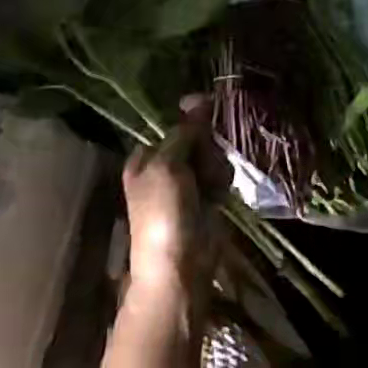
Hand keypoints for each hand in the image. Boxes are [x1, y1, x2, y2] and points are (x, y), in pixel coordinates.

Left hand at [122, 95, 225, 291]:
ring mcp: (187, 184)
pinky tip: (220, 193)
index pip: (171, 124)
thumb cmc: (163, 212)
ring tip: (212, 183)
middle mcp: (165, 167)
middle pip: (194, 138)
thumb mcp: (167, 164)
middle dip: (205, 145)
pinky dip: (222, 182)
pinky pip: (219, 176)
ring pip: (210, 156)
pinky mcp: (207, 201)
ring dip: (215, 164)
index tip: (207, 105)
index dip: (189, 116)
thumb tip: (197, 99)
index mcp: (145, 157)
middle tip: (205, 160)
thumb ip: (183, 132)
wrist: (180, 269)